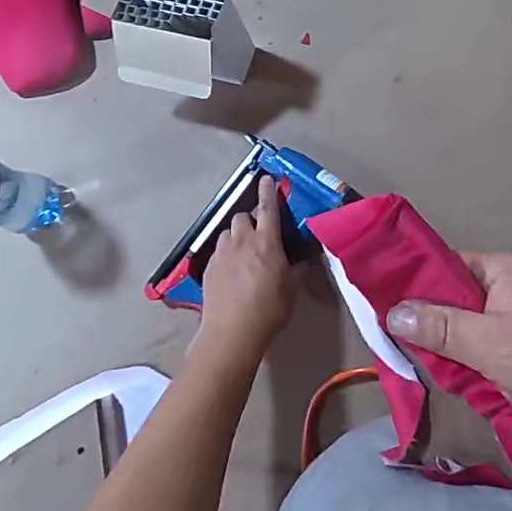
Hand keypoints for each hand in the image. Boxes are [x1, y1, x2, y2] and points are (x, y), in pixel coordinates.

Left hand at [198, 176, 295, 357]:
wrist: (232, 331)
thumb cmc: (269, 308)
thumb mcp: (293, 289)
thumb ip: (298, 269)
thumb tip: (303, 260)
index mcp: (266, 241)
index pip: (267, 208)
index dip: (268, 191)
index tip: (267, 179)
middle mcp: (241, 240)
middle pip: (242, 216)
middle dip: (250, 219)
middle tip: (259, 233)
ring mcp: (222, 253)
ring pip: (228, 233)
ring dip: (236, 236)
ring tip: (243, 252)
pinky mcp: (208, 268)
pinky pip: (219, 252)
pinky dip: (226, 254)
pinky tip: (232, 271)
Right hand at [385, 252, 511, 452]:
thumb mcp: (497, 350)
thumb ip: (442, 328)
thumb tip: (391, 310)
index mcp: (505, 269)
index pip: (442, 266)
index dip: (412, 288)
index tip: (384, 316)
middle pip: (456, 298)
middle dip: (439, 331)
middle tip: (424, 362)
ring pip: (476, 326)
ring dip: (463, 354)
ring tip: (459, 382)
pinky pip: (498, 343)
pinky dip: (486, 364)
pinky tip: (485, 388)